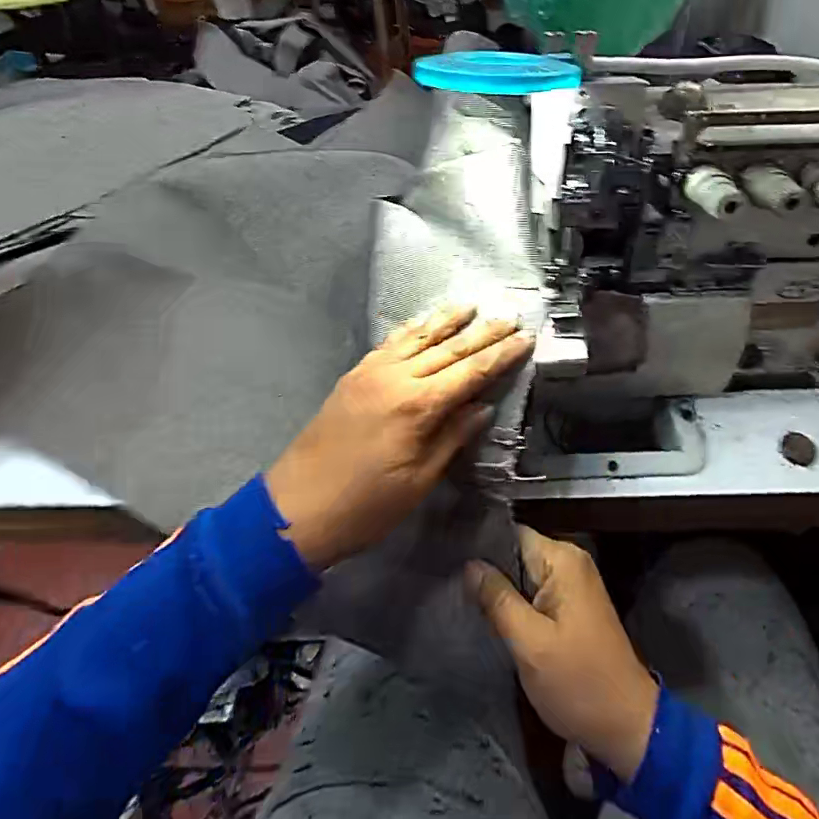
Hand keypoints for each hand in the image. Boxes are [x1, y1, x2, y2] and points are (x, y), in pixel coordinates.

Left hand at [264, 305, 532, 567]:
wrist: (293, 512)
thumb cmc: (365, 506)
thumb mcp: (420, 479)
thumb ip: (453, 437)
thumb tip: (482, 407)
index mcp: (417, 406)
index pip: (471, 371)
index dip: (502, 355)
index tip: (526, 338)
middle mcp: (395, 379)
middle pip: (448, 348)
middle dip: (483, 333)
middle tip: (511, 317)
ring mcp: (370, 374)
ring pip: (417, 338)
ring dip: (446, 321)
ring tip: (470, 306)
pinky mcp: (353, 378)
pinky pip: (389, 344)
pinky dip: (410, 331)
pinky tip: (421, 324)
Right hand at [466, 526, 659, 781]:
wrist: (623, 721)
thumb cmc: (577, 681)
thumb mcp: (530, 644)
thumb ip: (499, 600)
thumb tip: (471, 565)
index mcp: (564, 560)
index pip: (514, 535)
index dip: (482, 547)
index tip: (449, 560)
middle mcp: (572, 563)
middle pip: (519, 554)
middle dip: (488, 571)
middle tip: (449, 587)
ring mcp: (574, 585)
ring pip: (525, 576)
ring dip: (500, 591)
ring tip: (461, 601)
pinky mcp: (572, 607)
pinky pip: (536, 594)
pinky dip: (516, 605)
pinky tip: (490, 618)